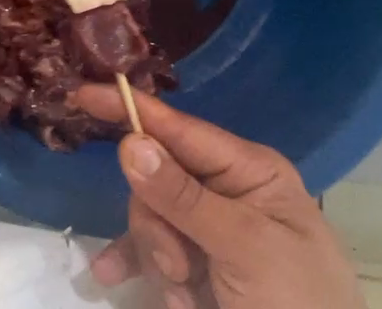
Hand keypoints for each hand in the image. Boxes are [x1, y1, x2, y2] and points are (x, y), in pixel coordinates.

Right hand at [77, 86, 365, 308]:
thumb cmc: (299, 303)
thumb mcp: (246, 248)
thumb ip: (184, 197)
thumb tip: (129, 141)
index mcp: (248, 171)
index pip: (178, 127)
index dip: (131, 108)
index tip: (81, 93)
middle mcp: (225, 191)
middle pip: (155, 179)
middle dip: (156, 224)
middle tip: (178, 265)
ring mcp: (209, 229)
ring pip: (149, 217)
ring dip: (157, 258)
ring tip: (186, 298)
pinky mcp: (196, 265)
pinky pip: (148, 250)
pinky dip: (136, 266)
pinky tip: (113, 277)